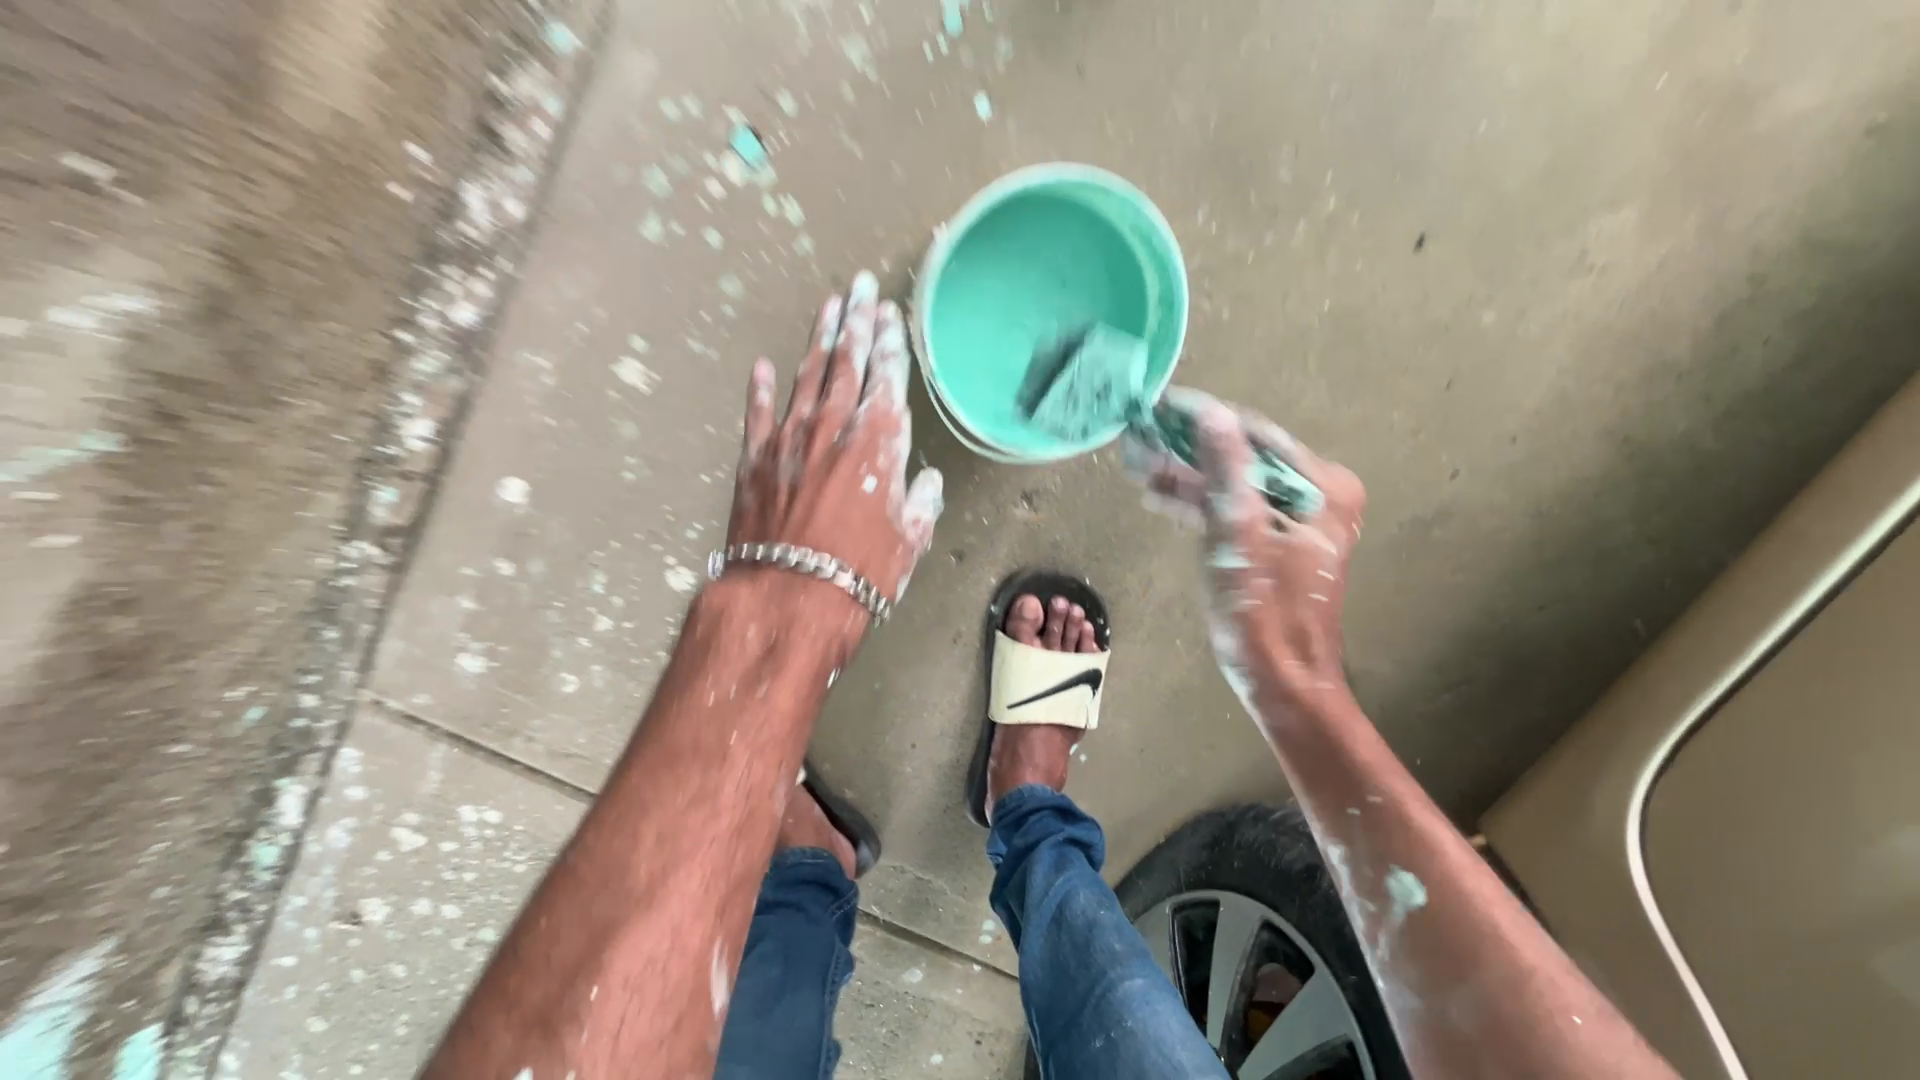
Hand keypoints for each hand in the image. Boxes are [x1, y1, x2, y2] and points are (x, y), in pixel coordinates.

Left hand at [724, 270, 944, 633]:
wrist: (789, 595)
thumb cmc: (862, 571)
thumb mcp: (910, 540)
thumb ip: (921, 502)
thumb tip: (926, 482)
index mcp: (878, 440)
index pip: (888, 377)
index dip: (890, 342)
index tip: (889, 312)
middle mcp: (834, 426)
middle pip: (847, 361)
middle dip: (856, 321)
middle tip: (859, 285)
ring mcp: (789, 437)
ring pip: (806, 374)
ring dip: (818, 337)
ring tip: (828, 305)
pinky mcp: (754, 457)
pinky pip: (758, 411)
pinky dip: (761, 387)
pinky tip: (764, 365)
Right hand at [1126, 387, 1365, 723]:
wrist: (1282, 680)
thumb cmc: (1262, 612)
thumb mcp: (1237, 534)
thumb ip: (1225, 469)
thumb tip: (1209, 411)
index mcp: (1322, 486)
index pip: (1253, 434)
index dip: (1201, 419)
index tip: (1155, 408)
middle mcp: (1317, 494)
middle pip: (1241, 457)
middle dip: (1186, 450)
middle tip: (1136, 439)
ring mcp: (1298, 518)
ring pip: (1232, 483)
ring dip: (1185, 476)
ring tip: (1136, 464)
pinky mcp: (1277, 541)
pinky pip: (1235, 509)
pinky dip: (1199, 504)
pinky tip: (1158, 495)